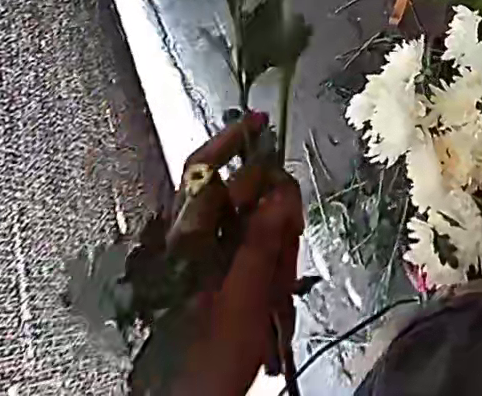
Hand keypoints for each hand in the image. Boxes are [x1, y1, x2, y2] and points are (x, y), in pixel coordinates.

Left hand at [174, 114, 304, 395]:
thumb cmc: (206, 361)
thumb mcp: (242, 300)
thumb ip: (262, 241)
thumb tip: (282, 189)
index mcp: (187, 236)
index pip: (207, 168)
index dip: (232, 140)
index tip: (263, 122)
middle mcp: (192, 237)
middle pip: (239, 195)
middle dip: (273, 207)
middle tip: (294, 230)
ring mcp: (204, 255)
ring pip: (250, 222)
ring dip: (275, 242)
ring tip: (282, 280)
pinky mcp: (216, 273)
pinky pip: (249, 248)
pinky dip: (269, 260)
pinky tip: (276, 288)